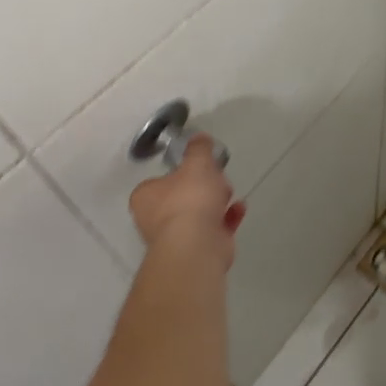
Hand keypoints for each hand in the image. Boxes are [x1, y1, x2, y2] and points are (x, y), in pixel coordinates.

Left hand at [127, 134, 247, 264]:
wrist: (197, 244)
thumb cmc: (190, 199)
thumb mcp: (196, 163)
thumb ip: (199, 149)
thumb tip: (199, 137)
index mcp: (145, 197)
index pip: (160, 180)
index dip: (182, 172)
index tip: (201, 166)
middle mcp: (154, 218)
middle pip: (182, 196)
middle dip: (204, 187)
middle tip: (218, 178)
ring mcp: (176, 236)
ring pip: (198, 213)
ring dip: (217, 202)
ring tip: (231, 193)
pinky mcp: (196, 248)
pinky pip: (214, 227)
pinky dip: (227, 218)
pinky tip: (239, 208)